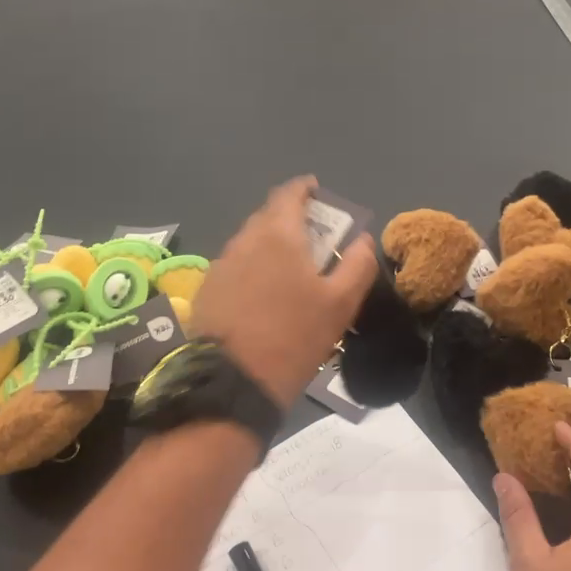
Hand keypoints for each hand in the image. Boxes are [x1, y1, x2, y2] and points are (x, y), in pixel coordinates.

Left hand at [191, 177, 377, 408]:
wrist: (233, 381)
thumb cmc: (294, 337)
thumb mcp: (341, 304)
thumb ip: (358, 264)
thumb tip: (362, 239)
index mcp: (278, 234)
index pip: (289, 193)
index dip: (306, 189)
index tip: (318, 194)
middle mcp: (245, 239)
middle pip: (269, 216)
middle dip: (292, 219)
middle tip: (314, 238)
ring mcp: (221, 264)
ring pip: (250, 242)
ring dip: (271, 245)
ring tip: (291, 268)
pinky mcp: (208, 289)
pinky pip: (236, 266)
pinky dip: (253, 268)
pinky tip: (264, 292)